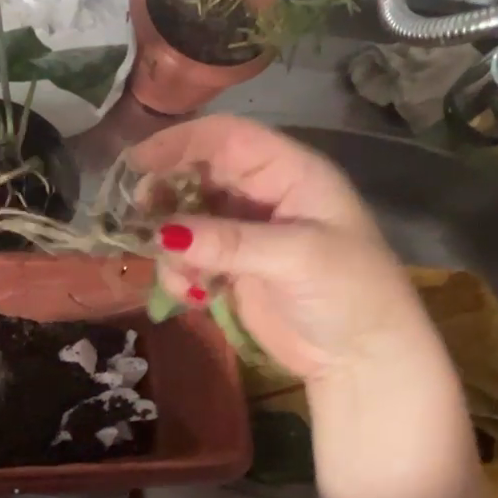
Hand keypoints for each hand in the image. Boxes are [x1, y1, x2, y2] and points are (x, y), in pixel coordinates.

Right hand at [130, 116, 433, 382]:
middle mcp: (262, 196)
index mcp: (289, 173)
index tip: (135, 163)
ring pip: (185, 220)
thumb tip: (161, 233)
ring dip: (170, 246)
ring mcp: (244, 235)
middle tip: (137, 222)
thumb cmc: (349, 294)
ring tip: (182, 276)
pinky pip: (188, 260)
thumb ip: (229, 241)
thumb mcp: (294, 258)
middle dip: (165, 196)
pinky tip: (194, 297)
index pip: (226, 138)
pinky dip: (179, 274)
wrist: (362, 359)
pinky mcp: (231, 272)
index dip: (179, 142)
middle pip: (197, 175)